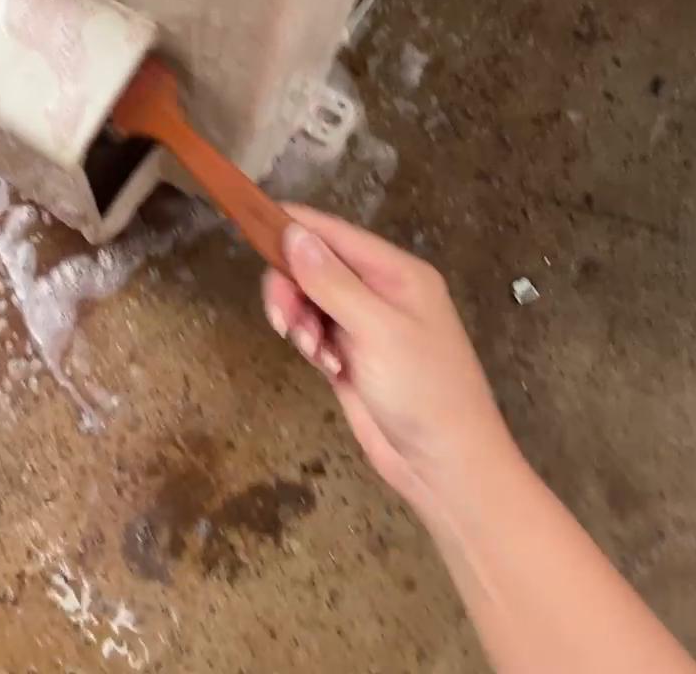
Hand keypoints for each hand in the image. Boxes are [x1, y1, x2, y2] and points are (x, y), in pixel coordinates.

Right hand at [262, 206, 515, 511]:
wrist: (445, 467)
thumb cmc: (424, 391)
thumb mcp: (377, 330)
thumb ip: (332, 281)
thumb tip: (293, 233)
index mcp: (394, 272)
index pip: (332, 233)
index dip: (292, 228)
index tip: (250, 230)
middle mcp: (377, 289)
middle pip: (312, 265)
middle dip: (292, 290)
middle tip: (286, 324)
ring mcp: (362, 322)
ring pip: (307, 298)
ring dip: (300, 321)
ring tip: (314, 353)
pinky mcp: (349, 352)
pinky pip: (312, 329)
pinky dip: (308, 343)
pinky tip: (325, 366)